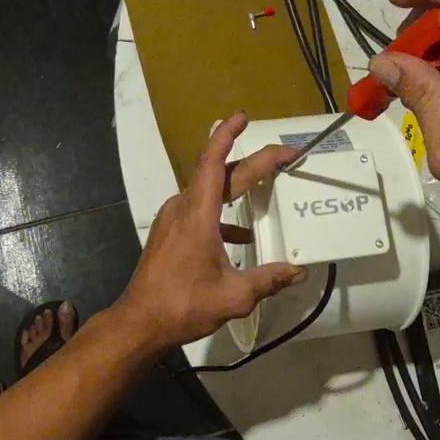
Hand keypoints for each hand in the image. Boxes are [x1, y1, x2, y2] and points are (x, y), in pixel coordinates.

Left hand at [112, 114, 308, 350]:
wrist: (140, 323)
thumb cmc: (184, 305)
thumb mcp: (234, 295)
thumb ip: (269, 279)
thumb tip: (299, 272)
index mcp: (197, 214)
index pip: (213, 162)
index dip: (228, 135)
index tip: (243, 117)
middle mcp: (182, 209)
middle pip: (220, 175)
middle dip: (254, 163)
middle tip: (285, 157)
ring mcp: (172, 221)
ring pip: (209, 192)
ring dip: (238, 187)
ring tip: (268, 187)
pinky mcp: (169, 234)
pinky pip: (200, 212)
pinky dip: (223, 216)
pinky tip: (242, 237)